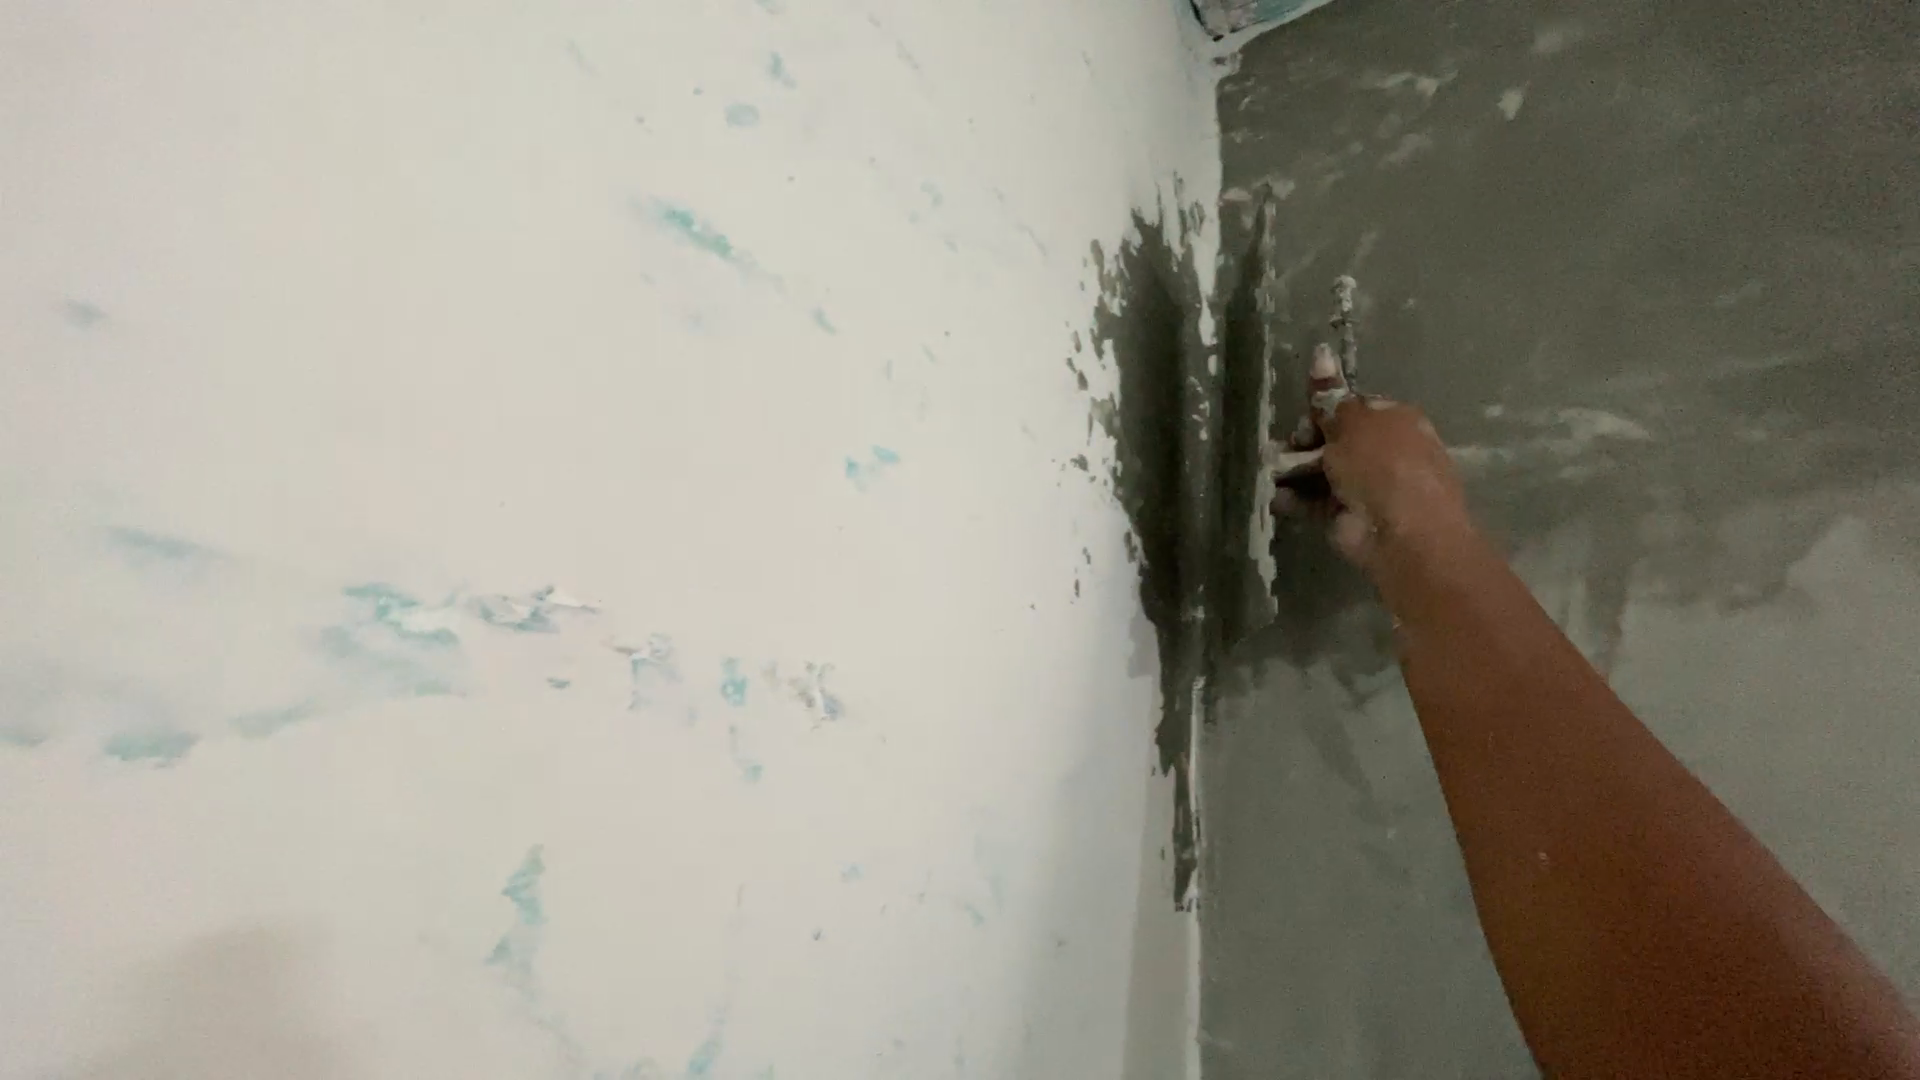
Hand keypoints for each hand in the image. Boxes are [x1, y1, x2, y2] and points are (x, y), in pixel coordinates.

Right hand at [1273, 346, 1472, 570]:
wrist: (1402, 532)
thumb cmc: (1383, 466)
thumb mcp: (1352, 423)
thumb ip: (1329, 397)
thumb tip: (1321, 352)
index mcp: (1393, 420)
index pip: (1349, 407)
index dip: (1322, 410)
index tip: (1304, 419)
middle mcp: (1381, 451)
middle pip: (1329, 439)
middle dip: (1302, 442)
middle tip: (1284, 448)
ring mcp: (1363, 486)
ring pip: (1318, 470)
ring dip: (1292, 470)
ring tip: (1268, 472)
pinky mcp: (1346, 516)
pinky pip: (1314, 501)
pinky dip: (1294, 498)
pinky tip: (1277, 497)